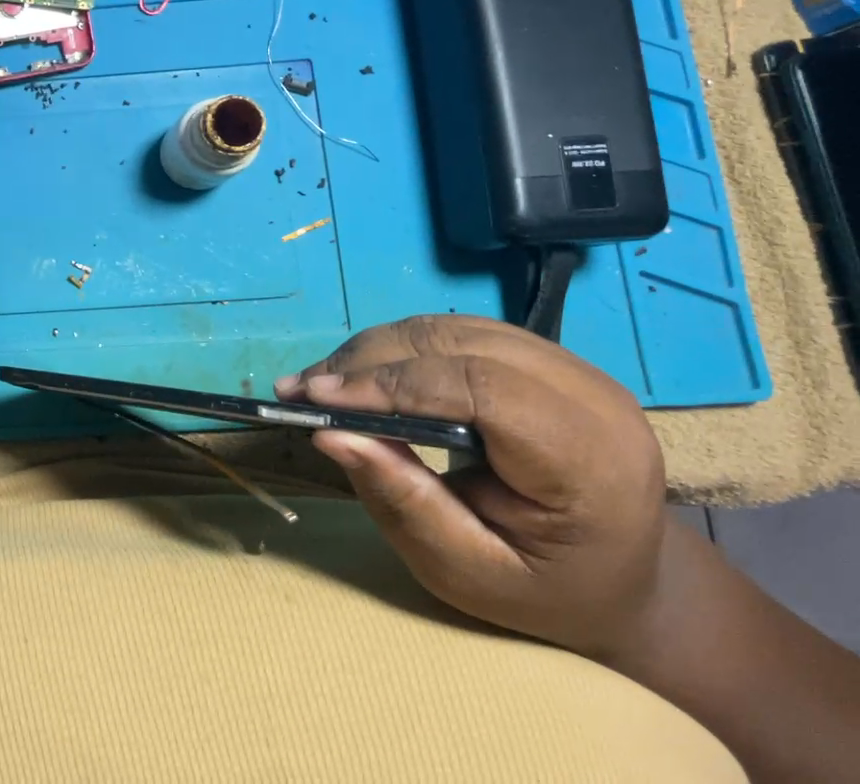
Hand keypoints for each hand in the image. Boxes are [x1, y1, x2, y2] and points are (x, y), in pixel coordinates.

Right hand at [276, 315, 667, 658]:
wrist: (619, 579)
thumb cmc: (540, 589)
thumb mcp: (464, 569)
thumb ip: (403, 502)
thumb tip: (330, 436)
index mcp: (589, 461)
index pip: (480, 388)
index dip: (390, 383)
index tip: (315, 399)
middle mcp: (593, 398)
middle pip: (459, 344)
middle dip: (368, 360)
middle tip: (299, 391)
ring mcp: (575, 371)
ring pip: (451, 328)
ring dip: (374, 349)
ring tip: (318, 384)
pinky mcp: (547, 361)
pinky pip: (458, 333)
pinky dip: (397, 348)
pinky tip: (359, 375)